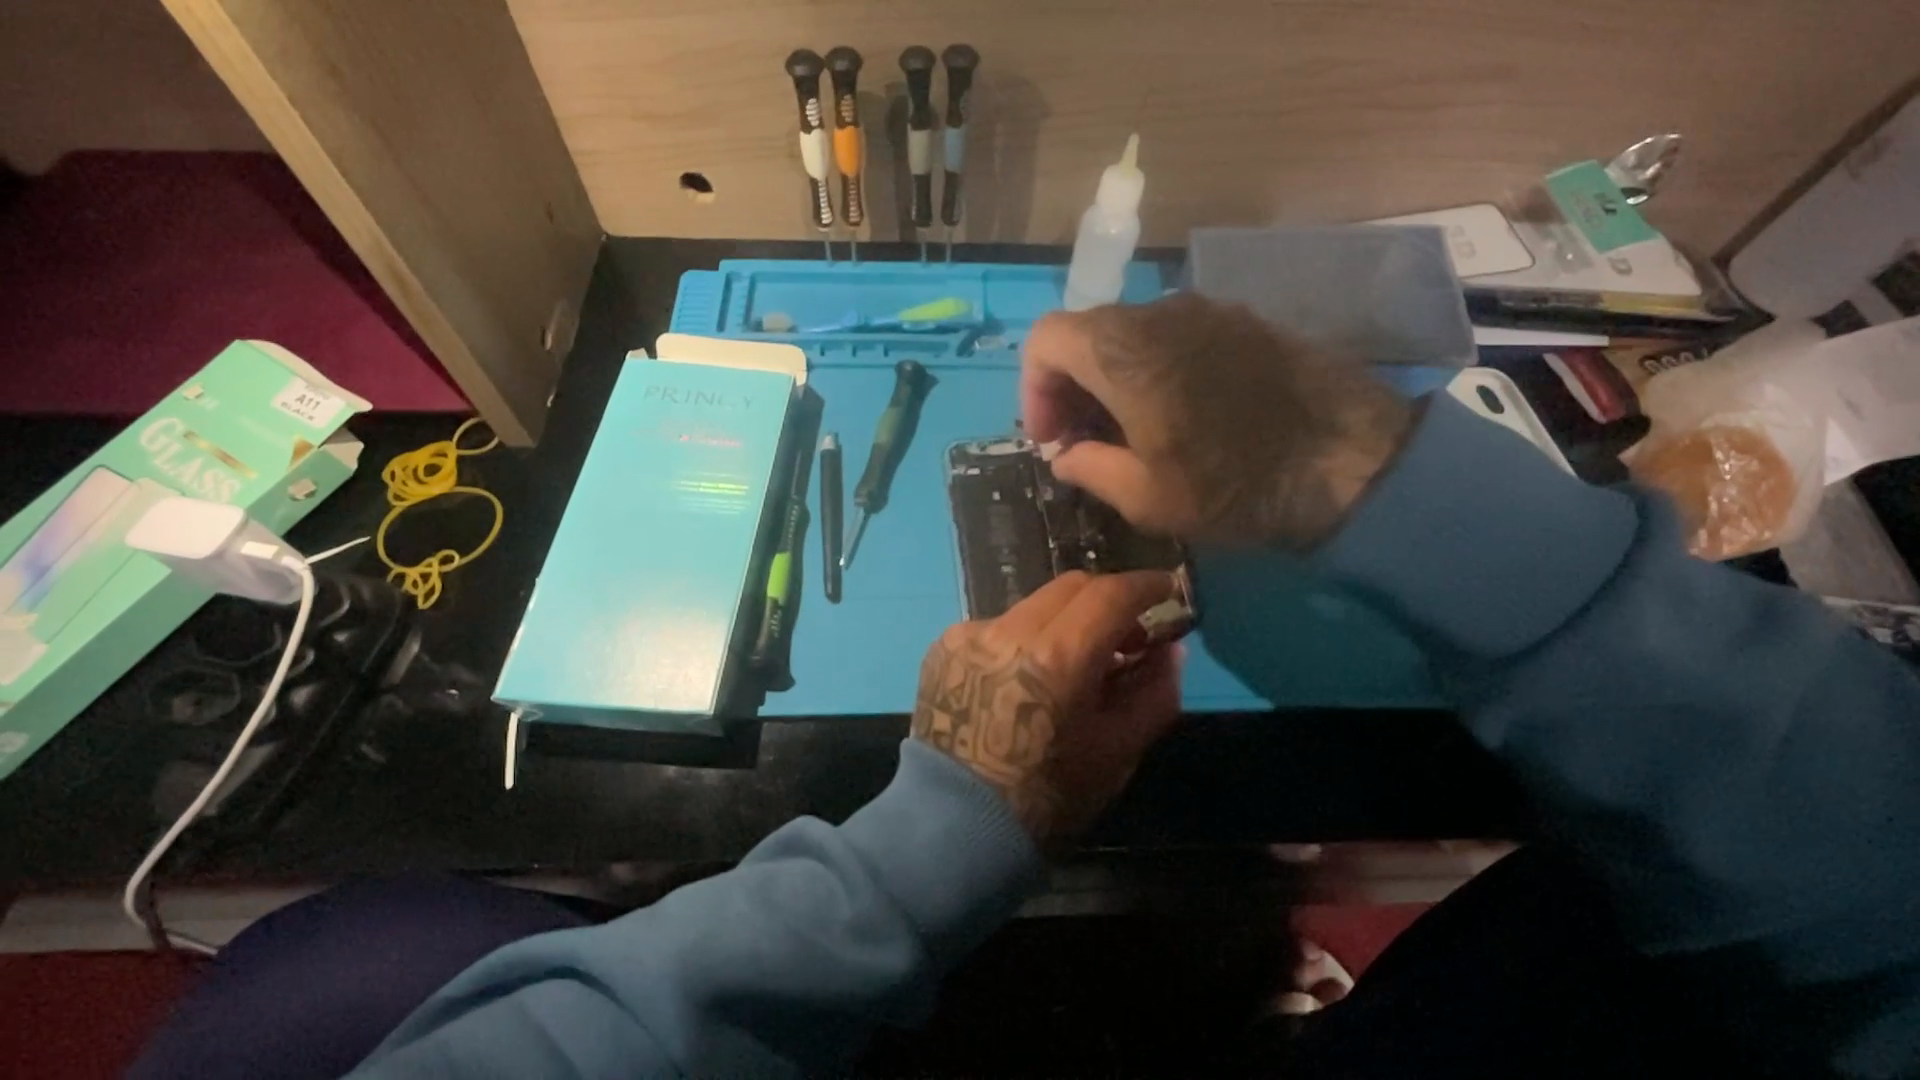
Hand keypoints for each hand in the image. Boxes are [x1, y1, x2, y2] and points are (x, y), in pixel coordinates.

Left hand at [911, 570, 1182, 844]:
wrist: (953, 826)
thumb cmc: (1046, 799)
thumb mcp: (1117, 752)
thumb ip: (1154, 692)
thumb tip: (1170, 648)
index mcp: (1056, 658)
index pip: (1110, 595)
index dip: (1146, 585)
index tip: (1167, 589)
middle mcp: (1008, 631)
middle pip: (1071, 588)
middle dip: (1108, 602)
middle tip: (1130, 635)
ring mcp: (968, 635)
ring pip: (1034, 606)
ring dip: (1065, 623)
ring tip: (1077, 665)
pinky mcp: (942, 648)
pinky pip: (999, 628)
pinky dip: (1025, 642)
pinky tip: (1027, 681)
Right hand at [1021, 292, 1415, 548]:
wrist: (1352, 462)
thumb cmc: (1235, 485)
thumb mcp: (1145, 497)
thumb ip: (1090, 469)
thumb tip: (1068, 456)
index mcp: (1122, 352)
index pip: (1045, 339)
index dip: (1034, 389)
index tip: (1052, 438)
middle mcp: (1159, 314)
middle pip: (1087, 333)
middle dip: (1071, 386)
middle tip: (1084, 440)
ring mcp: (1208, 311)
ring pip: (1133, 333)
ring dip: (1115, 378)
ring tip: (1133, 432)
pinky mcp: (1246, 322)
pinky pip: (1178, 336)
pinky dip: (1158, 368)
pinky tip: (1182, 414)